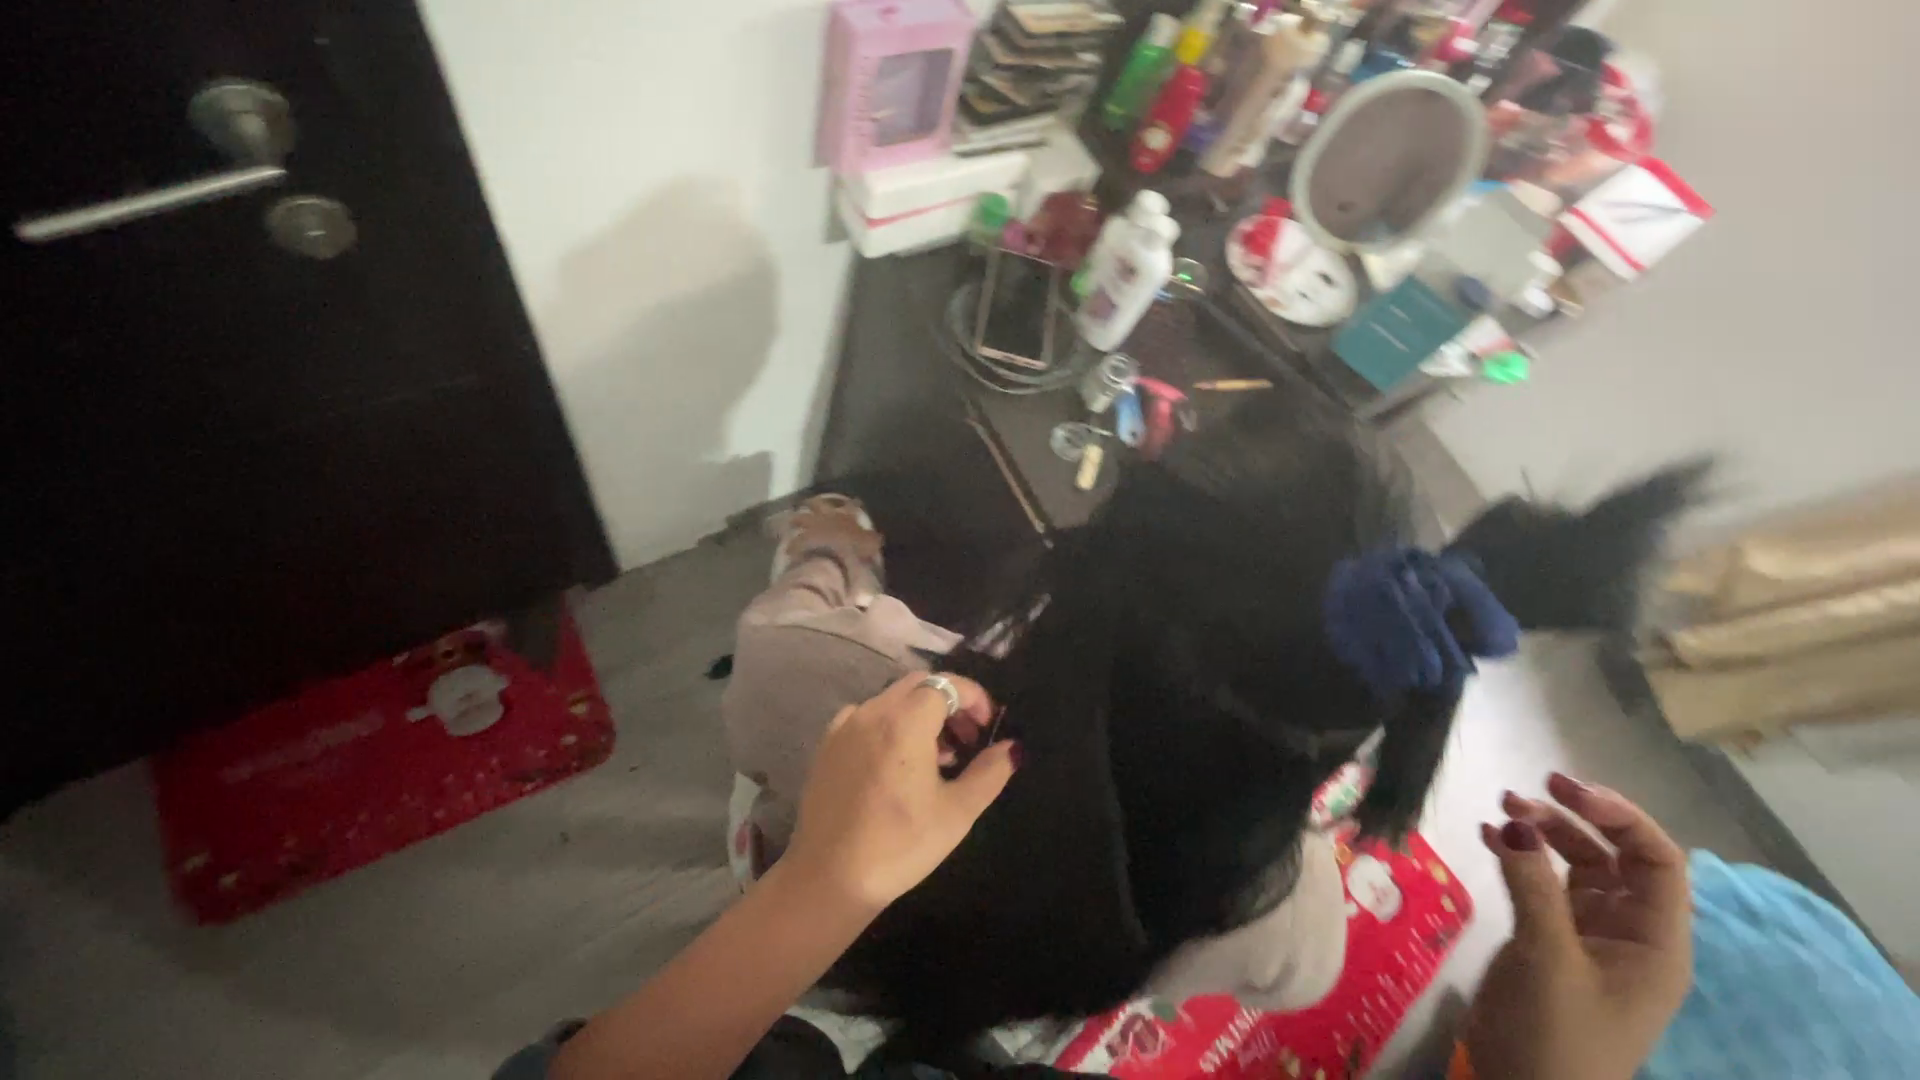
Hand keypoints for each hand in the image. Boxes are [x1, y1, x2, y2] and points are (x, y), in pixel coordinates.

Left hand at [783, 673, 1019, 912]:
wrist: (829, 878)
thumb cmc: (900, 845)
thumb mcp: (957, 812)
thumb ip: (989, 772)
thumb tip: (1012, 747)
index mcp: (904, 722)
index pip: (946, 684)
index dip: (974, 698)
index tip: (988, 726)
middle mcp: (871, 712)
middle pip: (918, 685)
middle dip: (950, 702)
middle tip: (968, 739)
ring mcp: (844, 727)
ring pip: (892, 700)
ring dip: (921, 714)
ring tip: (939, 757)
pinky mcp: (827, 746)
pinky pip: (867, 718)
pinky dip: (891, 725)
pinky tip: (898, 764)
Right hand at [1465, 773, 1693, 1079]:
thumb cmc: (1554, 1034)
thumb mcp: (1546, 958)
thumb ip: (1534, 886)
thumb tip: (1518, 819)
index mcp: (1654, 942)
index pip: (1657, 862)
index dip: (1620, 818)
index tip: (1566, 790)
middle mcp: (1628, 932)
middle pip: (1615, 856)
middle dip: (1576, 818)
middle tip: (1529, 788)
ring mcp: (1587, 935)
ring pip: (1575, 865)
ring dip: (1544, 831)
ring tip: (1502, 806)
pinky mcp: (1548, 939)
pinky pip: (1541, 882)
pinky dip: (1518, 855)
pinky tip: (1490, 837)